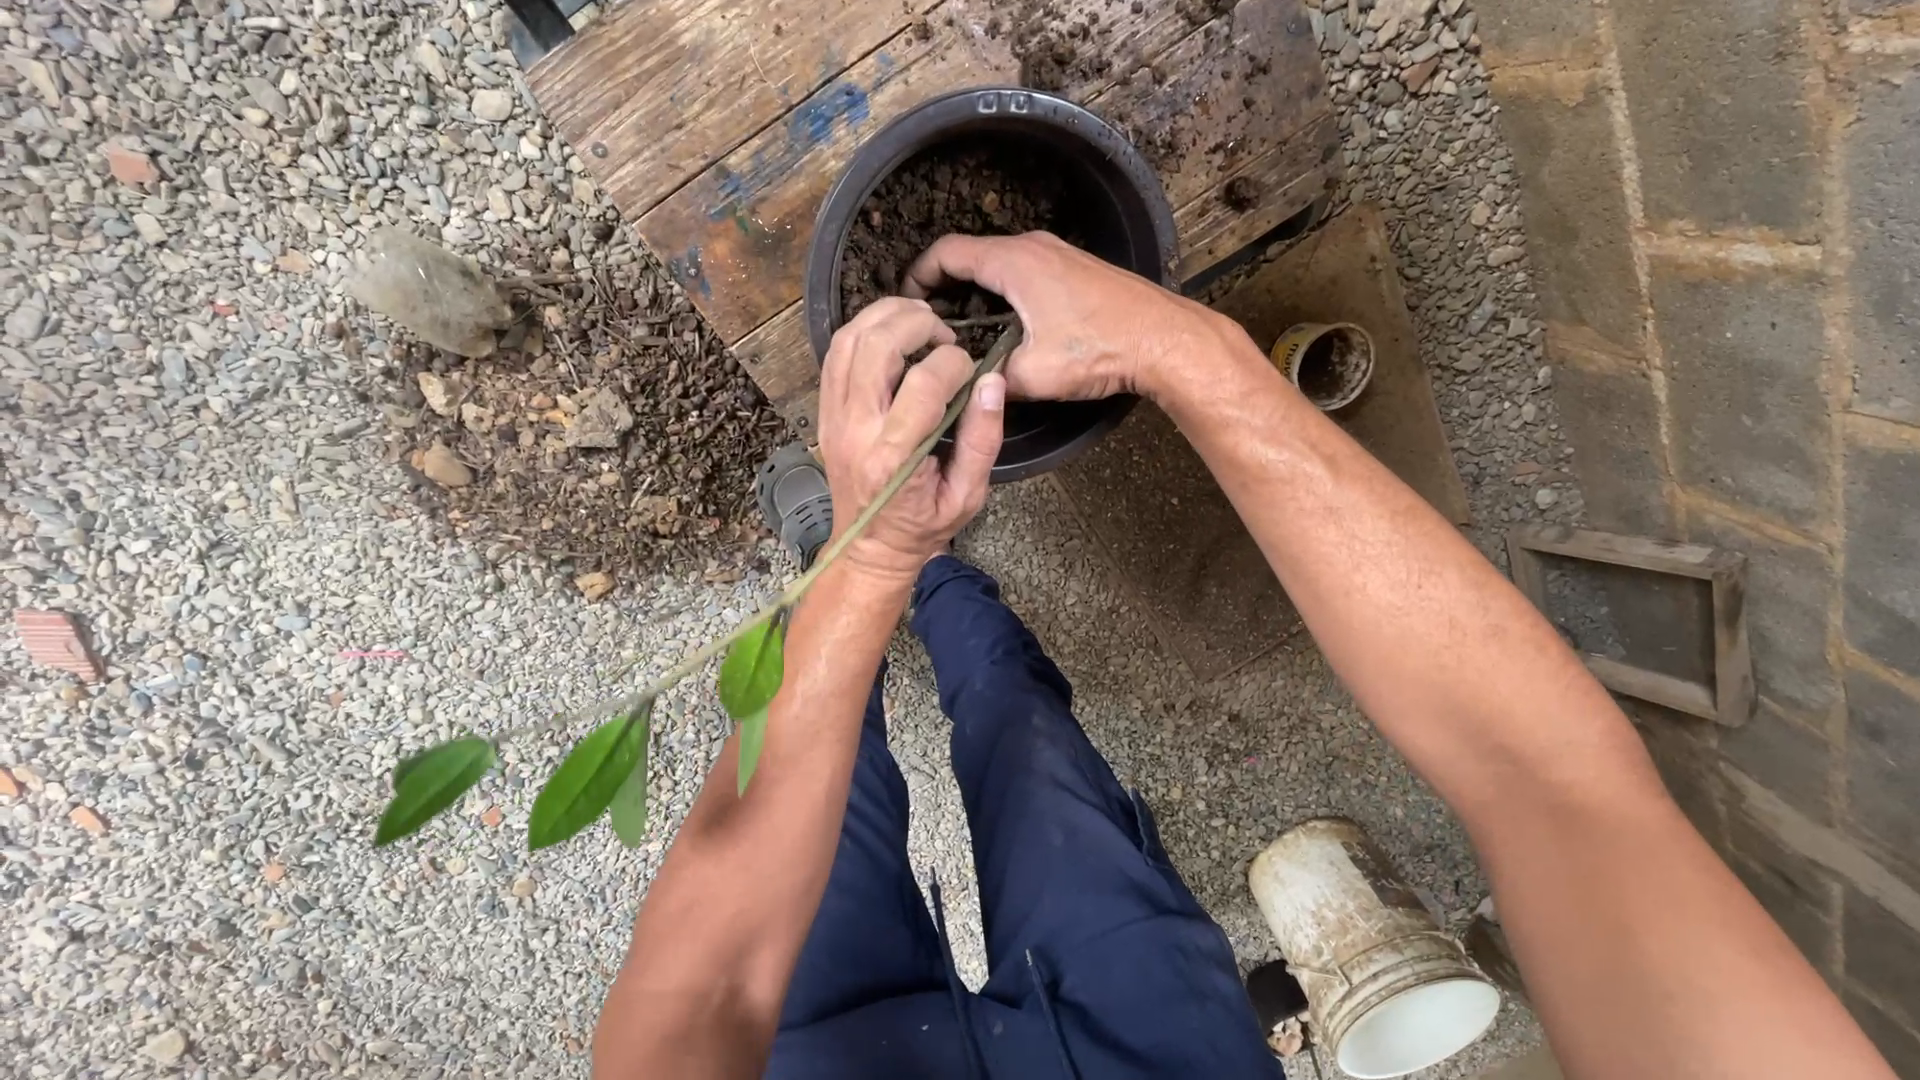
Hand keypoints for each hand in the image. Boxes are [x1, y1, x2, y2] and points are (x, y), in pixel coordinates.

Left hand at [816, 297, 1005, 583]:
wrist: (869, 547)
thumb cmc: (922, 526)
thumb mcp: (968, 495)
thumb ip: (982, 439)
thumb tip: (992, 381)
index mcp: (894, 458)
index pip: (924, 383)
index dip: (955, 363)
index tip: (972, 370)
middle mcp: (856, 432)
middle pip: (877, 347)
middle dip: (917, 325)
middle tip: (944, 334)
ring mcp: (833, 420)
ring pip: (848, 341)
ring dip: (885, 318)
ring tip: (919, 322)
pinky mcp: (825, 414)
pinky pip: (834, 356)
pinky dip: (862, 332)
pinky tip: (890, 334)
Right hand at [903, 231, 1239, 402]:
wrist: (1165, 340)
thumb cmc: (1103, 347)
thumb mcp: (1034, 375)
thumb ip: (993, 379)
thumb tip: (975, 387)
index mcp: (1014, 261)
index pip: (947, 252)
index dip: (918, 275)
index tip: (907, 302)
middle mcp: (1034, 247)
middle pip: (972, 256)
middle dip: (945, 287)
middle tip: (932, 323)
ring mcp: (1058, 255)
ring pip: (1000, 265)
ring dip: (977, 291)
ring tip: (966, 330)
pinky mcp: (1075, 271)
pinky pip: (1026, 273)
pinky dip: (1005, 293)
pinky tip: (1009, 328)